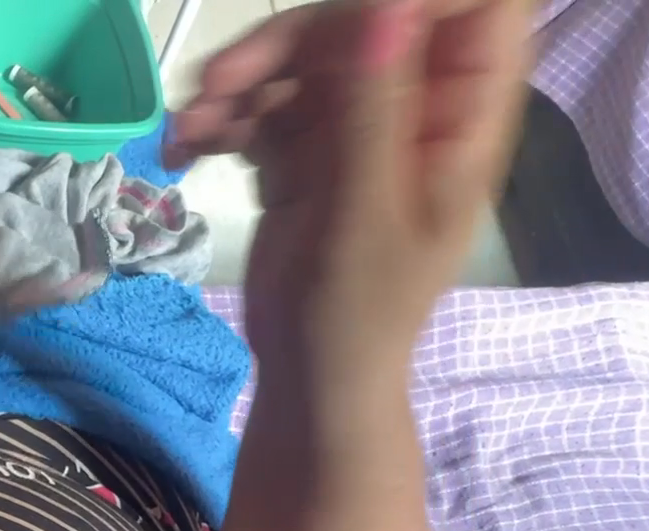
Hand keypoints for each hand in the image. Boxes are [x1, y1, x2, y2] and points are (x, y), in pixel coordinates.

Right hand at [167, 0, 532, 379]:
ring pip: (296, 73)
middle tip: (213, 85)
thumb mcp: (364, 217)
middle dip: (282, 48)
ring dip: (234, 93)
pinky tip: (182, 153)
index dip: (405, 1)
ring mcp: (346, 137)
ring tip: (182, 131)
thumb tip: (383, 8)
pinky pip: (257, 121)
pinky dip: (217, 129)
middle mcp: (405, 111)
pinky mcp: (296, 166)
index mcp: (456, 116)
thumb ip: (374, 116)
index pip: (466, 8)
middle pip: (356, 32)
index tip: (330, 29)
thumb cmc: (356, 314)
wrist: (310, 375)